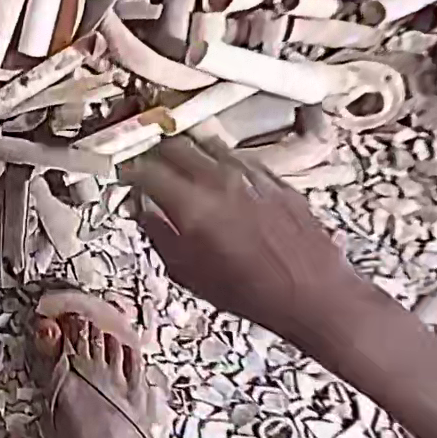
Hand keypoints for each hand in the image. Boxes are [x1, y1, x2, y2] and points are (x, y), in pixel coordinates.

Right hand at [122, 136, 371, 343]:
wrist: (314, 295)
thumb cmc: (251, 292)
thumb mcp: (186, 271)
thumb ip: (158, 234)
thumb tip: (142, 212)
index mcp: (192, 206)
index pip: (146, 170)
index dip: (128, 171)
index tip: (122, 176)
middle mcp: (219, 182)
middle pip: (174, 146)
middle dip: (152, 153)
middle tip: (143, 165)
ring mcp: (250, 176)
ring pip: (205, 142)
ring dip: (184, 150)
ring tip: (174, 164)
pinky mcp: (273, 178)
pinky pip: (235, 155)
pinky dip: (215, 159)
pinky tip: (213, 175)